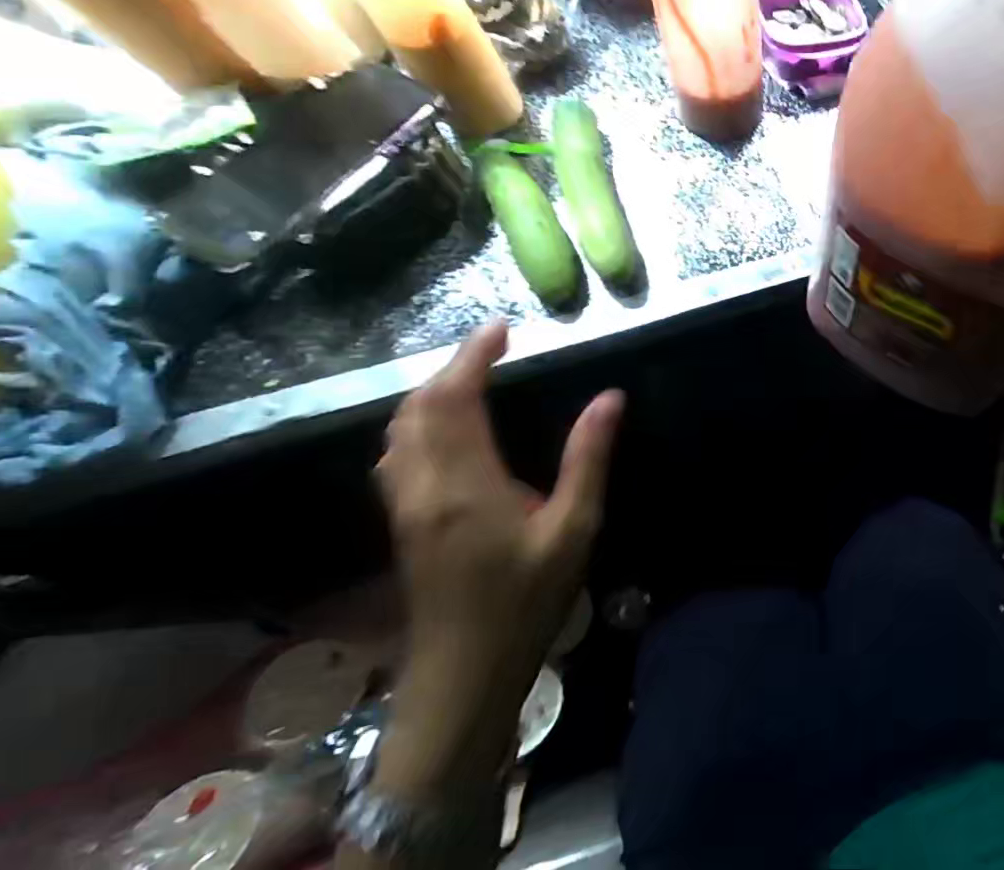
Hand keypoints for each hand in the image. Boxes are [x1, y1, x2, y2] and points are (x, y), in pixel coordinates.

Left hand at [373, 321, 622, 795]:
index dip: (474, 354)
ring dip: (429, 392)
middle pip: (419, 403)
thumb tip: (609, 399)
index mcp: (464, 482)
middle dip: (451, 368)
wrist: (463, 674)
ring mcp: (403, 503)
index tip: (501, 329)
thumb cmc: (524, 604)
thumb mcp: (573, 533)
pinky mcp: (399, 520)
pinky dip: (416, 422)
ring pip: (400, 427)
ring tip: (469, 380)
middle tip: (491, 352)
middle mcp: (423, 483)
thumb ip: (587, 460)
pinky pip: (395, 452)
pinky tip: (442, 431)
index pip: (456, 395)